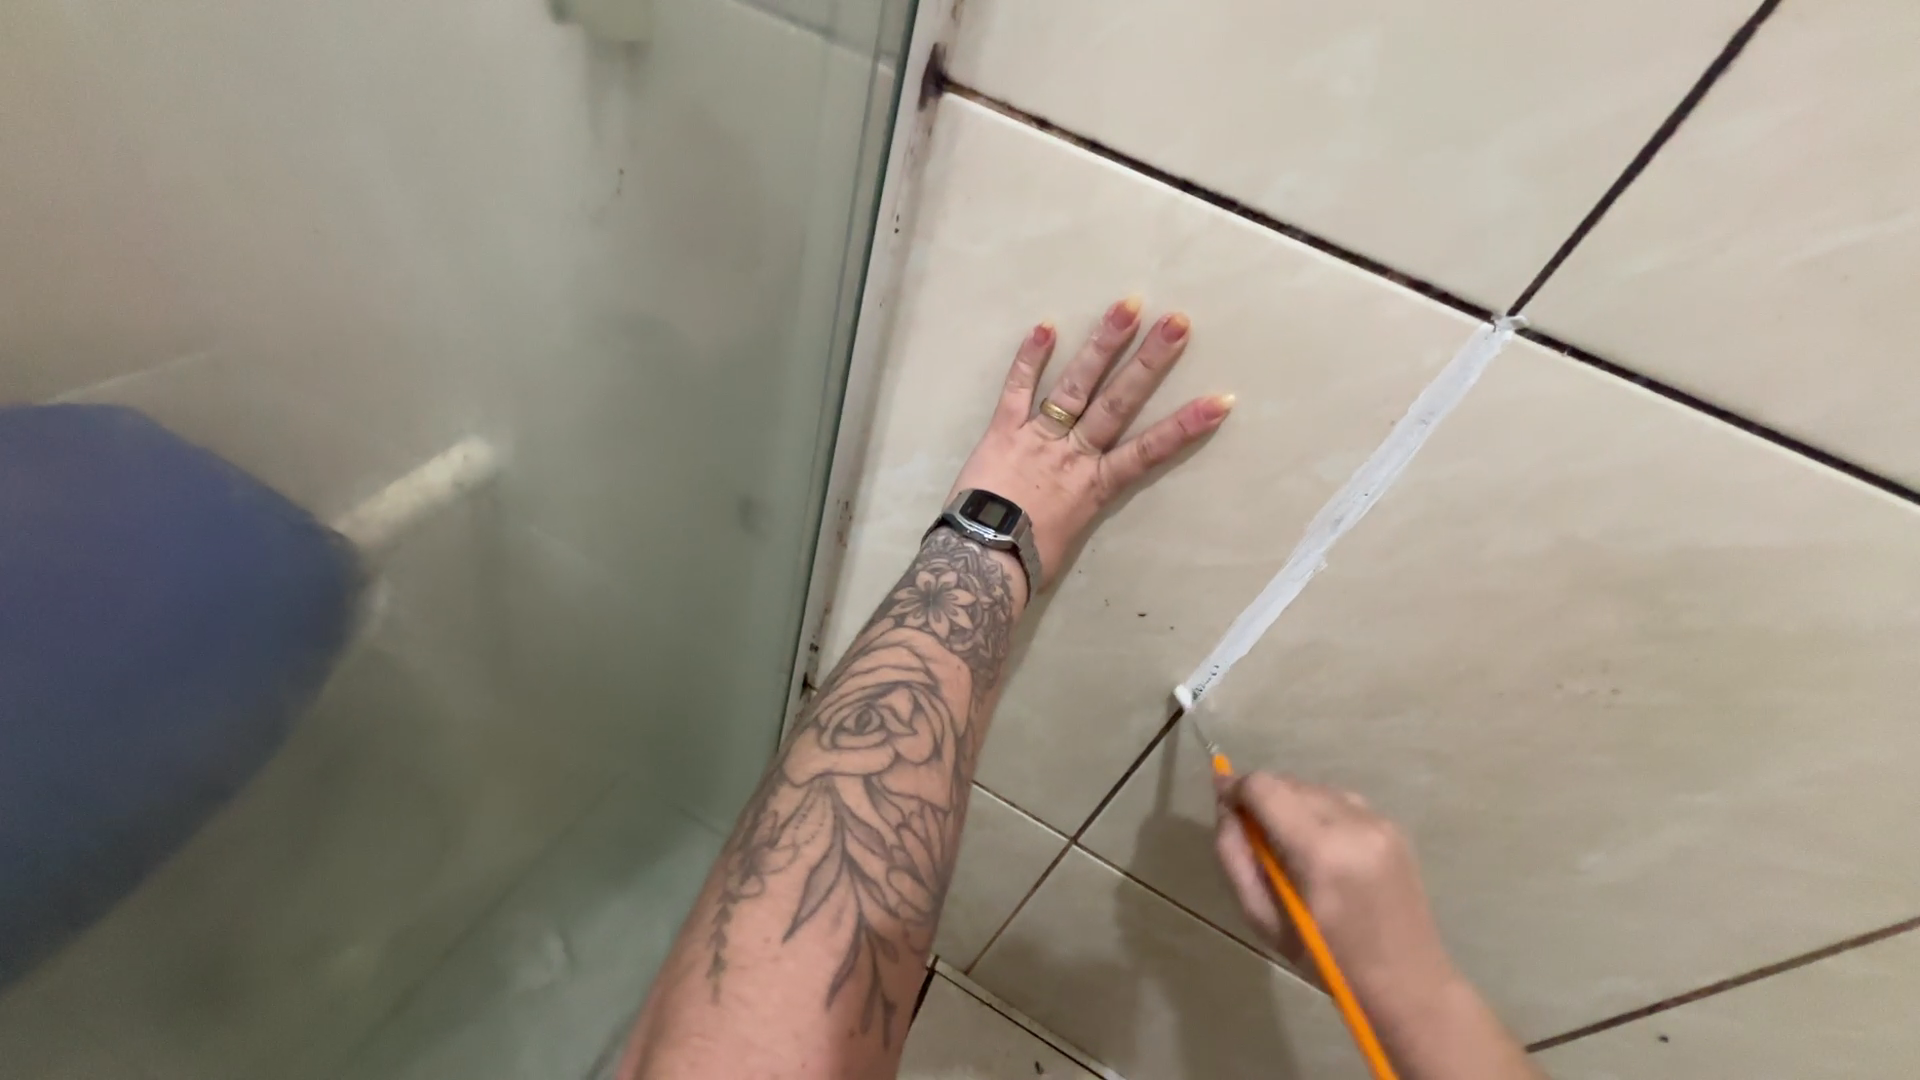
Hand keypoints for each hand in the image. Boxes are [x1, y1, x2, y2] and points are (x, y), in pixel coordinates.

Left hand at [948, 296, 1233, 593]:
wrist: (981, 559)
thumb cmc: (1026, 561)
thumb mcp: (1064, 541)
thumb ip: (1072, 515)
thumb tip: (1066, 512)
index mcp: (1095, 486)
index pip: (1149, 451)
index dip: (1185, 426)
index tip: (1220, 399)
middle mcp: (1074, 454)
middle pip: (1118, 402)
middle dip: (1149, 362)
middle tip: (1177, 323)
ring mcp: (1039, 438)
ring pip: (1075, 386)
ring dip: (1102, 345)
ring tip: (1127, 307)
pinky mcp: (1003, 431)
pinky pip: (1017, 390)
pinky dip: (1029, 359)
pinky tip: (1045, 326)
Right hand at [1215, 772, 1458, 1004]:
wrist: (1408, 984)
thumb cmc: (1326, 959)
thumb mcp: (1261, 916)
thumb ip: (1234, 853)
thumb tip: (1224, 804)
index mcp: (1319, 850)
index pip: (1263, 787)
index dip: (1235, 789)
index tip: (1225, 808)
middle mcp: (1352, 823)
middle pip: (1286, 783)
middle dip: (1263, 800)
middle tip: (1257, 840)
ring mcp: (1379, 821)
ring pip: (1312, 788)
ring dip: (1291, 804)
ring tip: (1292, 846)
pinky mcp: (1394, 826)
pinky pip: (1339, 800)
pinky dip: (1319, 813)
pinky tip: (1324, 848)